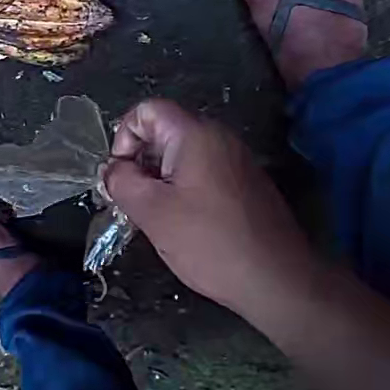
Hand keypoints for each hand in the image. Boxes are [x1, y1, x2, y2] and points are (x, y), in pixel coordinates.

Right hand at [103, 99, 319, 314]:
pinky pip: (203, 170)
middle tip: (133, 200)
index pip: (146, 110)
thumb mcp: (151, 212)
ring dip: (160, 178)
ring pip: (182, 154)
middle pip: (164, 130)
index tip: (122, 175)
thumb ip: (121, 181)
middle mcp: (219, 136)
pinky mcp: (245, 181)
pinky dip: (184, 187)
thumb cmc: (210, 242)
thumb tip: (112, 168)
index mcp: (195, 133)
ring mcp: (236, 158)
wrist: (277, 279)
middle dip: (140, 160)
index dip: (124, 136)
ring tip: (156, 215)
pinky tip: (185, 223)